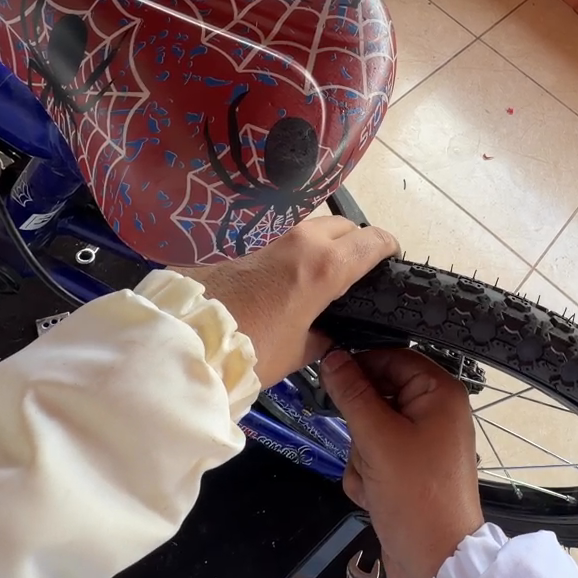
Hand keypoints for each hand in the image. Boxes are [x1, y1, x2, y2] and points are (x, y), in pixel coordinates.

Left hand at [187, 216, 396, 387]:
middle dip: (356, 242)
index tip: (391, 259)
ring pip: (312, 229)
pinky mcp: (246, 246)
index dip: (388, 247)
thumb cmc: (253, 349)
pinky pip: (282, 243)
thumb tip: (327, 333)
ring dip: (323, 245)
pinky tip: (285, 280)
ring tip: (321, 274)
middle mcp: (303, 241)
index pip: (373, 240)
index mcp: (326, 265)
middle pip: (344, 226)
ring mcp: (272, 239)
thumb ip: (322, 336)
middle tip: (356, 270)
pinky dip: (294, 255)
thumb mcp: (298, 351)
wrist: (187, 339)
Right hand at [319, 349, 484, 577]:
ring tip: (375, 479)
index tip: (328, 375)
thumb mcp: (378, 438)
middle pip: (378, 396)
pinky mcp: (409, 471)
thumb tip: (332, 356)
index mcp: (439, 392)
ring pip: (371, 430)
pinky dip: (368, 475)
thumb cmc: (415, 493)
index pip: (392, 358)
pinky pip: (375, 457)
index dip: (361, 365)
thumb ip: (353, 393)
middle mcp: (434, 412)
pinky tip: (375, 496)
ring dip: (362, 456)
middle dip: (362, 426)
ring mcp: (422, 443)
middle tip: (365, 447)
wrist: (435, 565)